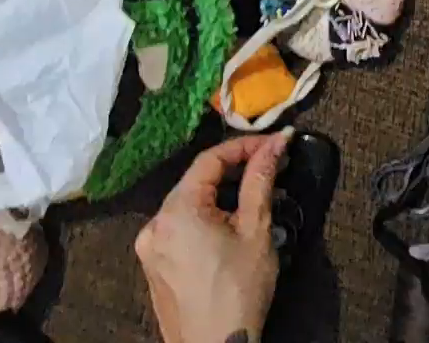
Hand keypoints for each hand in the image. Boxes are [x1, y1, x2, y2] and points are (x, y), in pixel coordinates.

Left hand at [136, 132, 289, 342]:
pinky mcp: (155, 266)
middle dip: (236, 166)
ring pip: (190, 201)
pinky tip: (233, 220)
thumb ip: (261, 178)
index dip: (245, 145)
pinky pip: (182, 224)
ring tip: (258, 190)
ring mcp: (151, 248)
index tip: (277, 143)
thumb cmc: (238, 288)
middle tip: (272, 164)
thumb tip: (277, 139)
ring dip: (223, 190)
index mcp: (176, 212)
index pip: (210, 159)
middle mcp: (155, 225)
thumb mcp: (256, 228)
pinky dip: (208, 212)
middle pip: (197, 179)